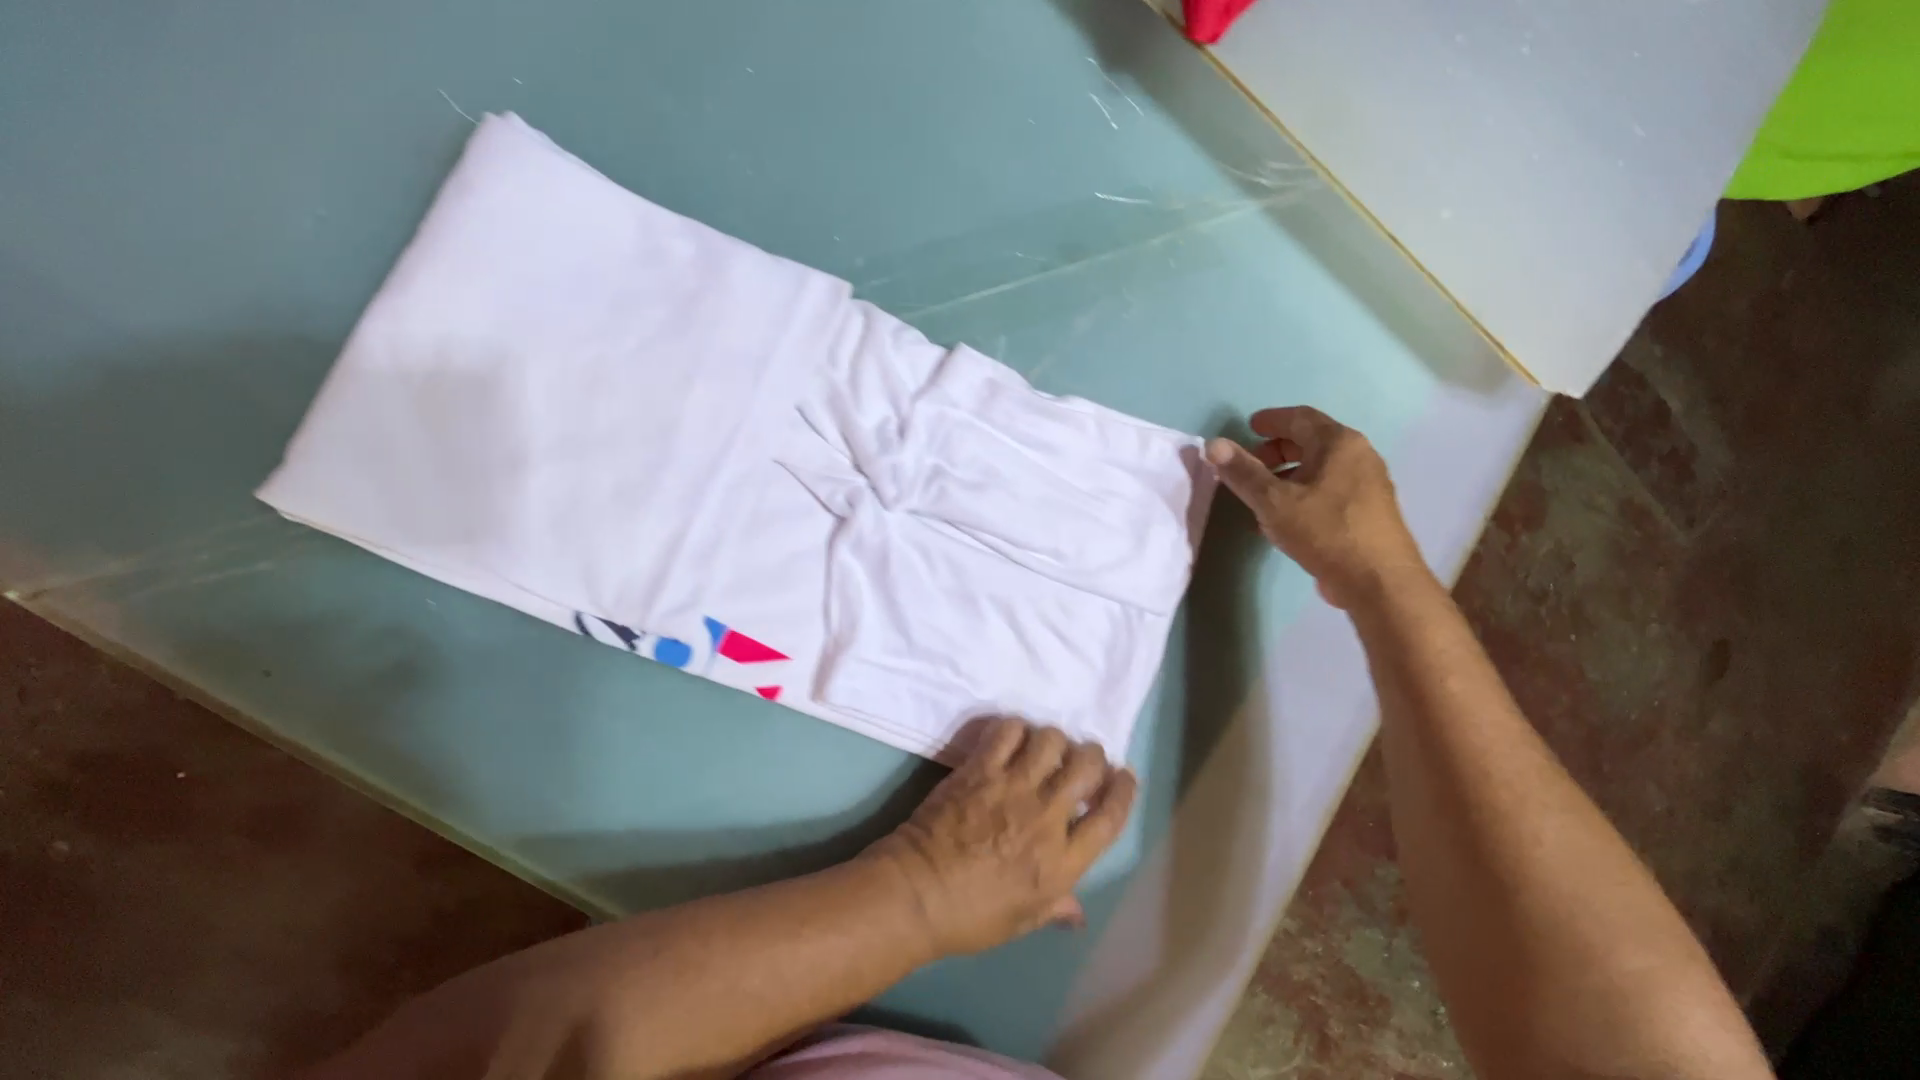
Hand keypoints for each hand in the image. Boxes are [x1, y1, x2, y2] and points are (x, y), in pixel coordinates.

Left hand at [863, 719, 1137, 956]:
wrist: (916, 894)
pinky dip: (1015, 728)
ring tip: (1045, 747)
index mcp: (1062, 862)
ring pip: (1051, 740)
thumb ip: (1056, 907)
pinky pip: (1007, 732)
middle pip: (1086, 767)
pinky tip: (1012, 737)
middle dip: (1092, 756)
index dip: (1123, 790)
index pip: (1110, 816)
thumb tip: (1077, 913)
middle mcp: (1046, 818)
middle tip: (1082, 758)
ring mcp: (1012, 788)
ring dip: (1054, 739)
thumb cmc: (971, 917)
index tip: (1124, 776)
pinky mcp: (979, 770)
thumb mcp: (1022, 921)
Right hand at [1206, 406, 1430, 610]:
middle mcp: (1359, 455)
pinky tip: (1287, 518)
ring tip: (1262, 496)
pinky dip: (1304, 492)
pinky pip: (1330, 489)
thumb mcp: (1273, 502)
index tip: (1249, 427)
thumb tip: (1214, 444)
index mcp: (1339, 443)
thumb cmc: (1325, 531)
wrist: (1378, 581)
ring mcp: (1368, 484)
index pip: (1300, 417)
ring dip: (1288, 475)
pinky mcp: (1368, 511)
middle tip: (1251, 464)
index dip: (1271, 420)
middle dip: (1277, 450)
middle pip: (1312, 441)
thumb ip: (1242, 472)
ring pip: (1320, 468)